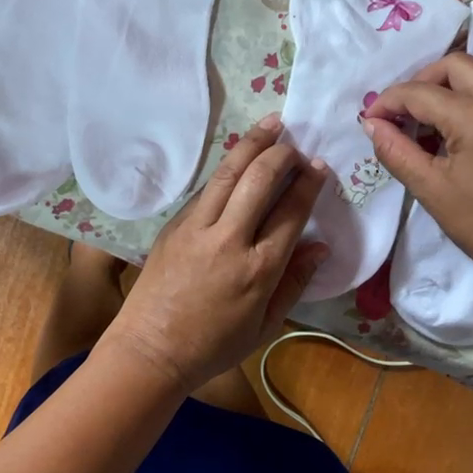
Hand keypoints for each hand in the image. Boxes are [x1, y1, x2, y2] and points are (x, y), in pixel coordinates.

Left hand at [99, 115, 330, 393]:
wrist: (151, 348)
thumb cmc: (214, 346)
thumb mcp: (266, 326)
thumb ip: (295, 282)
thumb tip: (320, 246)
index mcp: (259, 269)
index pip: (291, 212)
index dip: (308, 184)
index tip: (320, 166)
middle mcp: (229, 240)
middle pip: (259, 181)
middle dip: (282, 155)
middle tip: (296, 145)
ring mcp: (197, 228)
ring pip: (228, 174)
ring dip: (251, 145)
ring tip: (270, 124)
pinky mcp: (174, 225)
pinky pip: (205, 190)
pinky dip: (225, 169)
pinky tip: (238, 159)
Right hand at [361, 53, 472, 302]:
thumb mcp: (430, 191)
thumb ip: (395, 150)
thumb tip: (372, 124)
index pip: (420, 93)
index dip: (388, 102)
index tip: (373, 119)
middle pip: (457, 64)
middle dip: (423, 80)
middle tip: (407, 110)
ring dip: (459, 79)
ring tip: (442, 109)